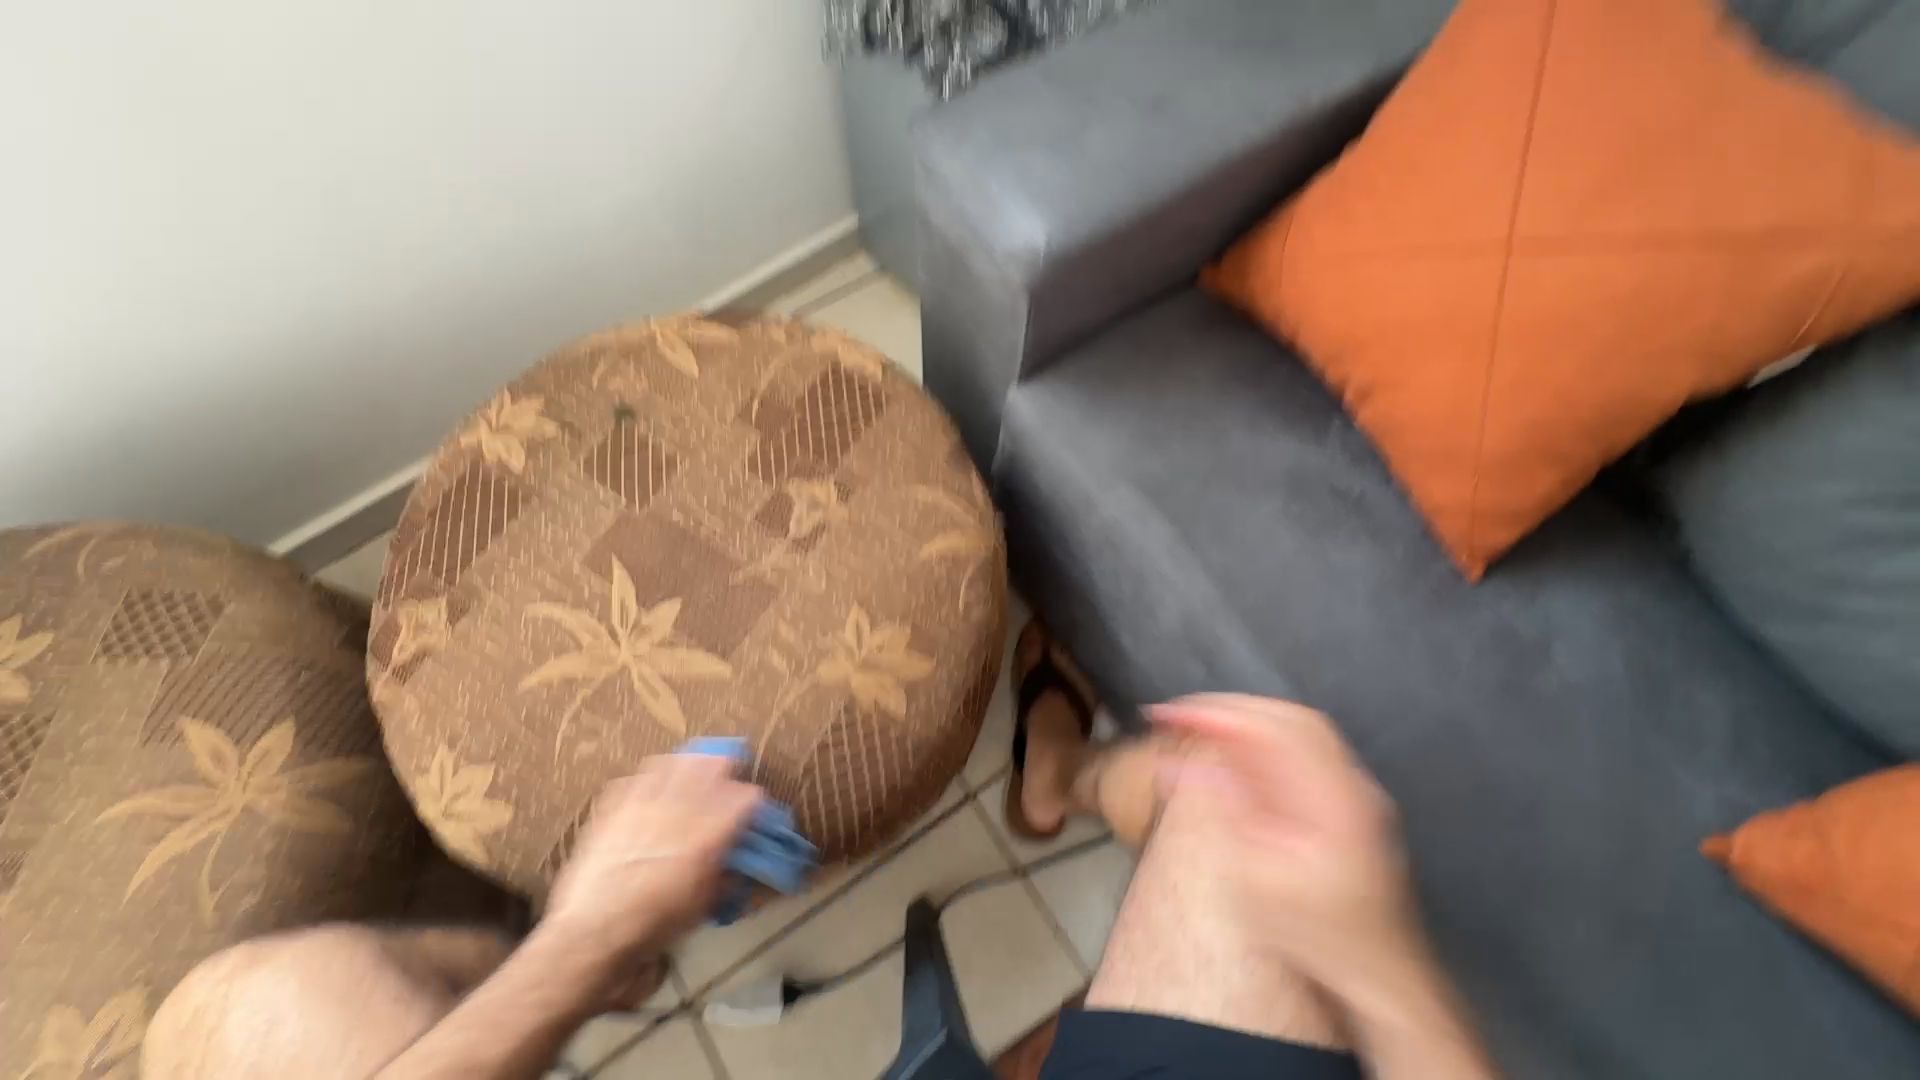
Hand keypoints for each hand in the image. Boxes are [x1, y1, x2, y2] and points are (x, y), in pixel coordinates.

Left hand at [541, 753, 759, 965]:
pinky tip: (650, 790)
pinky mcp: (613, 809)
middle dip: (724, 767)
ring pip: (673, 763)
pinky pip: (634, 778)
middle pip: (710, 765)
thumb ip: (725, 874)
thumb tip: (736, 863)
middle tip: (727, 775)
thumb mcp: (703, 904)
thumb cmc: (655, 924)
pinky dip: (647, 779)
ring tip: (690, 772)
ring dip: (687, 765)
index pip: (745, 796)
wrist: (593, 931)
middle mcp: (679, 809)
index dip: (753, 799)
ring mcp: (643, 804)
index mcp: (708, 833)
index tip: (752, 807)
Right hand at [1152, 694, 1422, 996]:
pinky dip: (1265, 736)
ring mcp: (1357, 791)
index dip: (1213, 714)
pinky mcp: (1352, 802)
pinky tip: (1238, 751)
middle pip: (1288, 716)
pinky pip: (1308, 747)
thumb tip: (1183, 765)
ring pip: (1300, 726)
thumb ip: (1225, 812)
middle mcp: (1351, 784)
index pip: (1268, 729)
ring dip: (1247, 718)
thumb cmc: (1317, 936)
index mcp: (1330, 798)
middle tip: (1181, 716)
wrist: (1382, 975)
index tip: (1168, 715)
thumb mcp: (1255, 881)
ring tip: (1201, 727)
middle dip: (1229, 708)